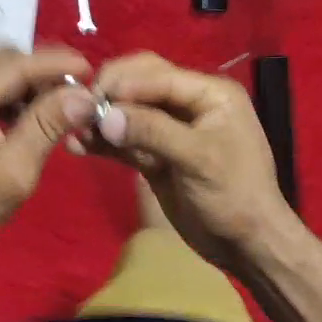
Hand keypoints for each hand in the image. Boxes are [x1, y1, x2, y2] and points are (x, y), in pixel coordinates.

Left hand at [0, 47, 98, 263]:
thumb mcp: (14, 173)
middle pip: (2, 58)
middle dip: (41, 72)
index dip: (56, 64)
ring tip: (49, 104)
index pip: (16, 64)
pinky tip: (18, 110)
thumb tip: (84, 95)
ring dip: (21, 79)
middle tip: (73, 93)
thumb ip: (47, 126)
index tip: (89, 68)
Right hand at [90, 52, 296, 267]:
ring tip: (73, 130)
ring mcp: (169, 129)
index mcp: (208, 93)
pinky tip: (77, 147)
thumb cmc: (235, 195)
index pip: (158, 74)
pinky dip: (102, 142)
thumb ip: (153, 132)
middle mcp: (188, 104)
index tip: (91, 97)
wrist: (248, 246)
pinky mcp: (154, 155)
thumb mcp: (199, 159)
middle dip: (110, 95)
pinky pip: (124, 140)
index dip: (124, 83)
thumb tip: (104, 117)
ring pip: (127, 112)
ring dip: (101, 119)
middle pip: (139, 84)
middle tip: (80, 110)